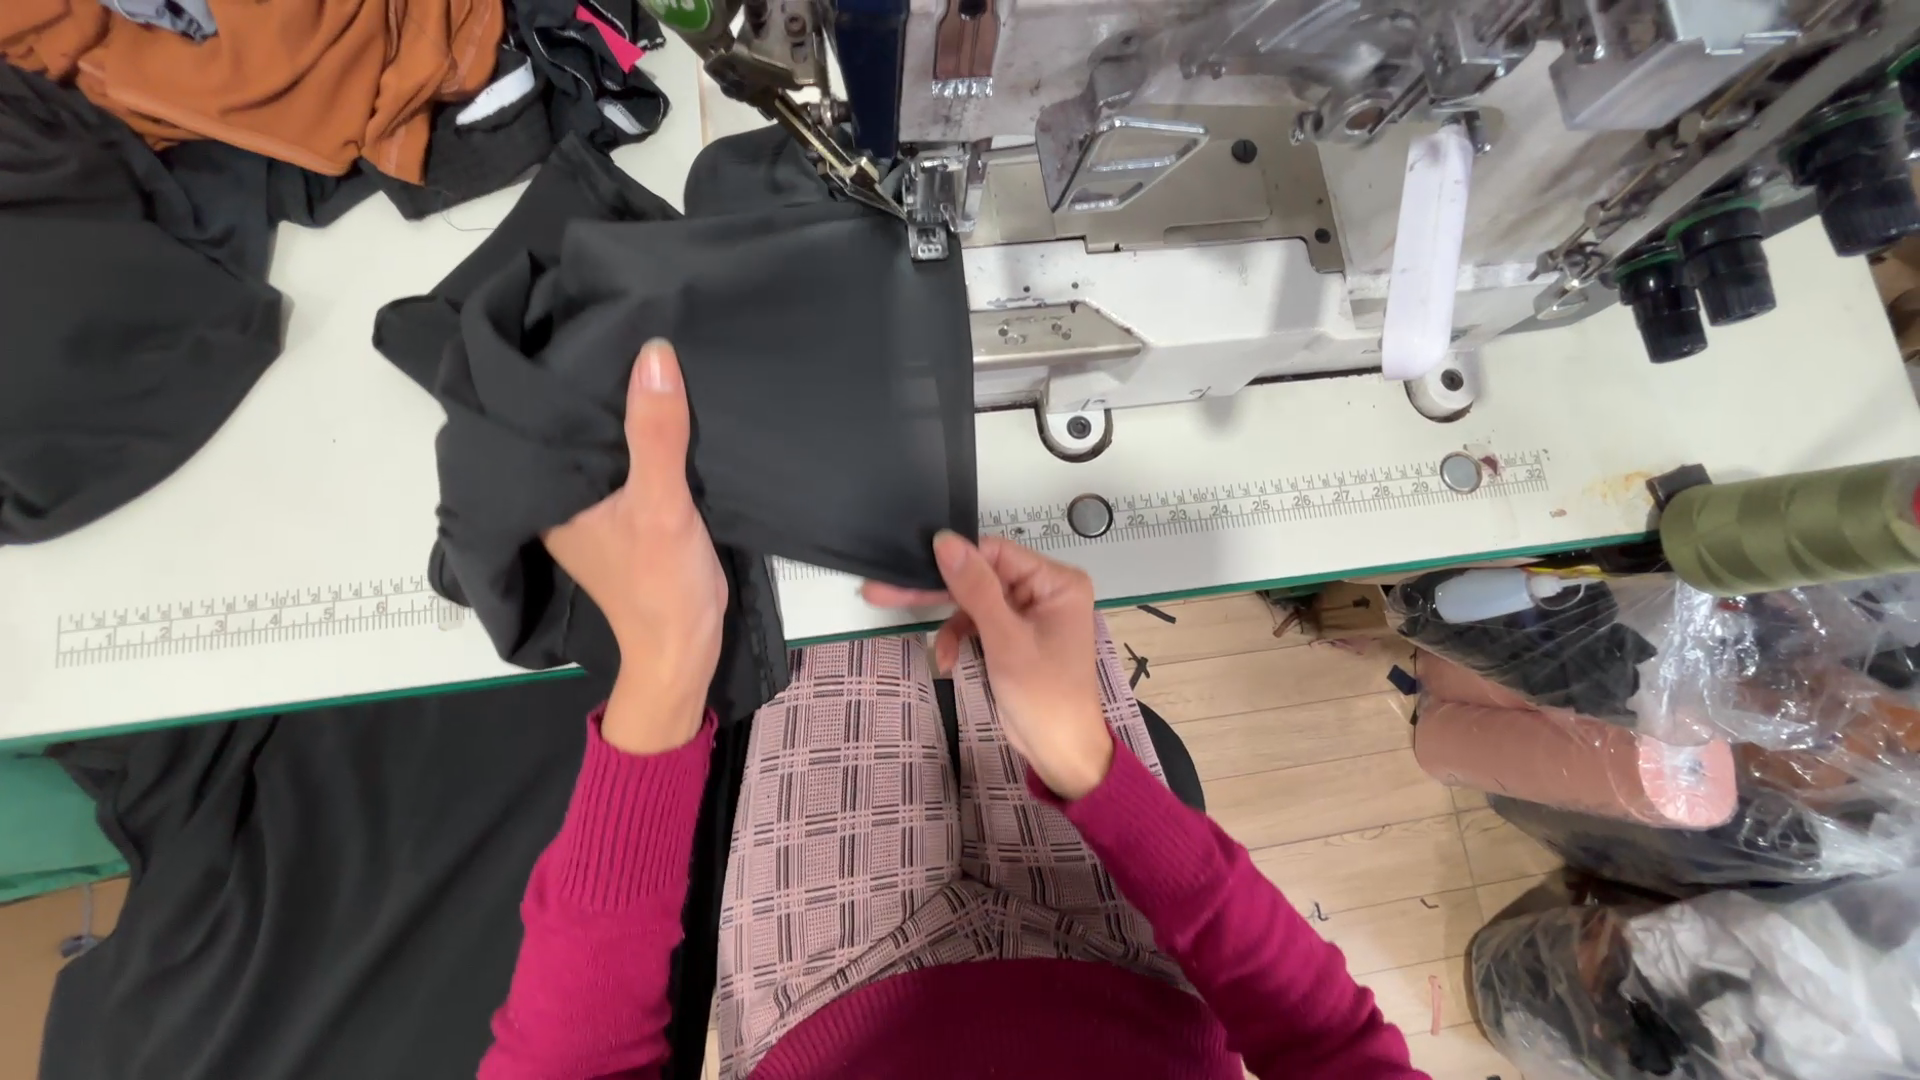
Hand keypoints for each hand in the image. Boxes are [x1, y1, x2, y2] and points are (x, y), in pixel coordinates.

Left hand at [543, 340, 725, 753]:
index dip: (559, 373)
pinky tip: (669, 407)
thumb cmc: (660, 581)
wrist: (688, 644)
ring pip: (608, 443)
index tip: (581, 321)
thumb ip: (657, 434)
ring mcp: (599, 506)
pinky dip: (649, 437)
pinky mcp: (633, 513)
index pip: (543, 417)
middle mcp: (563, 494)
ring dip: (627, 410)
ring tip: (645, 353)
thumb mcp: (661, 503)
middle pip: (576, 427)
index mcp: (548, 492)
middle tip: (619, 322)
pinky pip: (635, 461)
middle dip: (596, 385)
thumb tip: (654, 352)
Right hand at [862, 532, 1112, 798]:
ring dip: (950, 626)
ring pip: (974, 602)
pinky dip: (959, 640)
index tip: (912, 563)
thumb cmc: (1044, 694)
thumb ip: (974, 588)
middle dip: (938, 591)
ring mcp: (1027, 614)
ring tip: (931, 650)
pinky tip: (946, 662)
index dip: (957, 558)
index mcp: (1056, 582)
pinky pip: (978, 624)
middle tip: (882, 590)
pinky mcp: (1013, 635)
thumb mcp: (1005, 639)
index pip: (997, 553)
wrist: (1060, 753)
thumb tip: (945, 541)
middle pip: (981, 577)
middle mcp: (1044, 590)